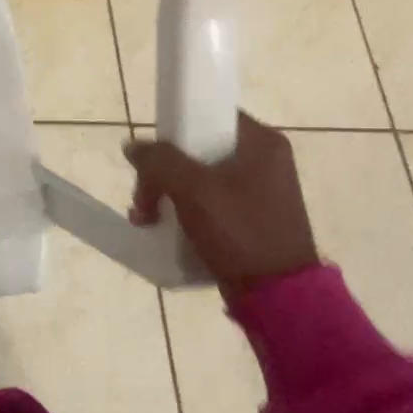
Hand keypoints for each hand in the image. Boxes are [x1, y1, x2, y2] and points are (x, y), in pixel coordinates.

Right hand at [124, 112, 318, 293]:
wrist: (279, 298)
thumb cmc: (240, 232)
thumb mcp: (192, 190)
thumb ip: (159, 160)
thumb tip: (133, 146)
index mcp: (262, 142)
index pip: (208, 113)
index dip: (174, 129)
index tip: (153, 155)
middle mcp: (265, 160)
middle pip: (196, 148)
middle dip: (162, 172)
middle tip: (144, 198)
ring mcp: (259, 190)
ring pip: (197, 176)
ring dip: (166, 193)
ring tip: (146, 218)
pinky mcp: (251, 216)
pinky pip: (207, 199)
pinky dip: (183, 208)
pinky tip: (161, 226)